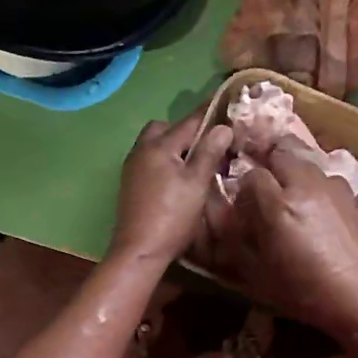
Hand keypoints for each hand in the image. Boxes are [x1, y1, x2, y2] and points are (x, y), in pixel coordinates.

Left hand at [108, 113, 233, 266]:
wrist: (139, 250)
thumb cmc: (172, 216)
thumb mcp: (196, 184)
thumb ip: (209, 153)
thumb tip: (223, 127)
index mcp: (159, 146)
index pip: (189, 121)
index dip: (210, 115)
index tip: (227, 107)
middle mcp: (141, 150)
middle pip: (164, 128)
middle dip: (185, 132)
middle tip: (205, 147)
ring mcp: (132, 168)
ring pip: (154, 145)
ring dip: (173, 148)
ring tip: (194, 165)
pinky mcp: (130, 185)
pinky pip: (149, 161)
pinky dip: (164, 162)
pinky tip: (177, 179)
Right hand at [195, 135, 357, 338]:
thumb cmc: (302, 290)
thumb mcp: (256, 272)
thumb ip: (236, 237)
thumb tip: (222, 213)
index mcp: (279, 206)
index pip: (251, 176)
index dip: (243, 191)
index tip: (243, 209)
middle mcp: (306, 185)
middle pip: (280, 151)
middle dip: (267, 165)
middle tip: (261, 190)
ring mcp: (331, 184)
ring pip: (304, 159)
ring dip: (290, 171)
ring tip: (286, 197)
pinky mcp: (350, 191)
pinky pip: (322, 175)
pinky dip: (310, 183)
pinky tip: (311, 207)